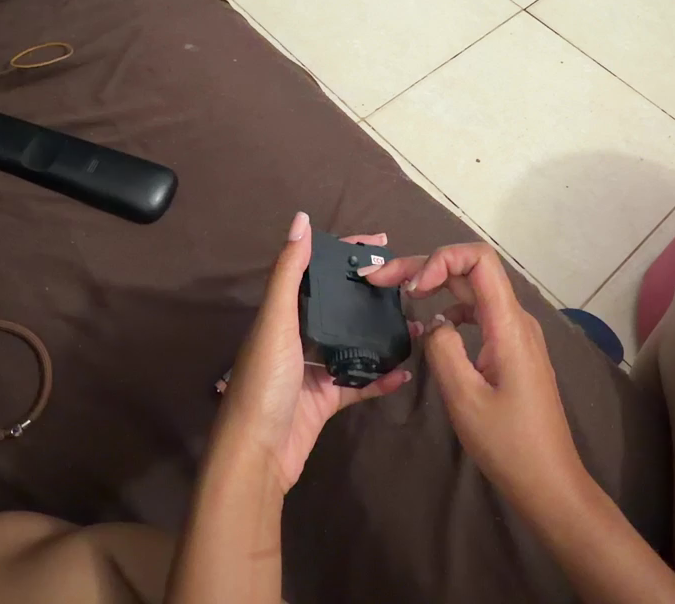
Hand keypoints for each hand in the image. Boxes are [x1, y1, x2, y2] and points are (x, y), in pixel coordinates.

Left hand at [215, 212, 411, 491]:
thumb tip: (302, 219)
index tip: (381, 241)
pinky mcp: (326, 400)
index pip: (317, 270)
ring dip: (381, 333)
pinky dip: (381, 377)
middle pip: (339, 304)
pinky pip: (359, 382)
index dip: (346, 253)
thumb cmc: (264, 381)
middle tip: (407, 280)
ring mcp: (314, 369)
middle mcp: (298, 335)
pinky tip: (407, 371)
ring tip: (417, 321)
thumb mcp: (276, 321)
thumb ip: (289, 272)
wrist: (257, 455)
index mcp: (283, 312)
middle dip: (369, 291)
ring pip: (353, 342)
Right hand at [364, 242, 583, 509]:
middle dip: (423, 268)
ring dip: (434, 285)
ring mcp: (516, 333)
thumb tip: (434, 321)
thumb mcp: (464, 396)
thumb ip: (442, 347)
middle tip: (378, 279)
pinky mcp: (511, 349)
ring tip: (396, 294)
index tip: (411, 289)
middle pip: (469, 271)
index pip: (479, 259)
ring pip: (471, 291)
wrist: (550, 482)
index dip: (441, 259)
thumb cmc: (508, 442)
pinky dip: (449, 309)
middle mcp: (515, 319)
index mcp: (508, 324)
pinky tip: (429, 327)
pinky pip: (478, 314)